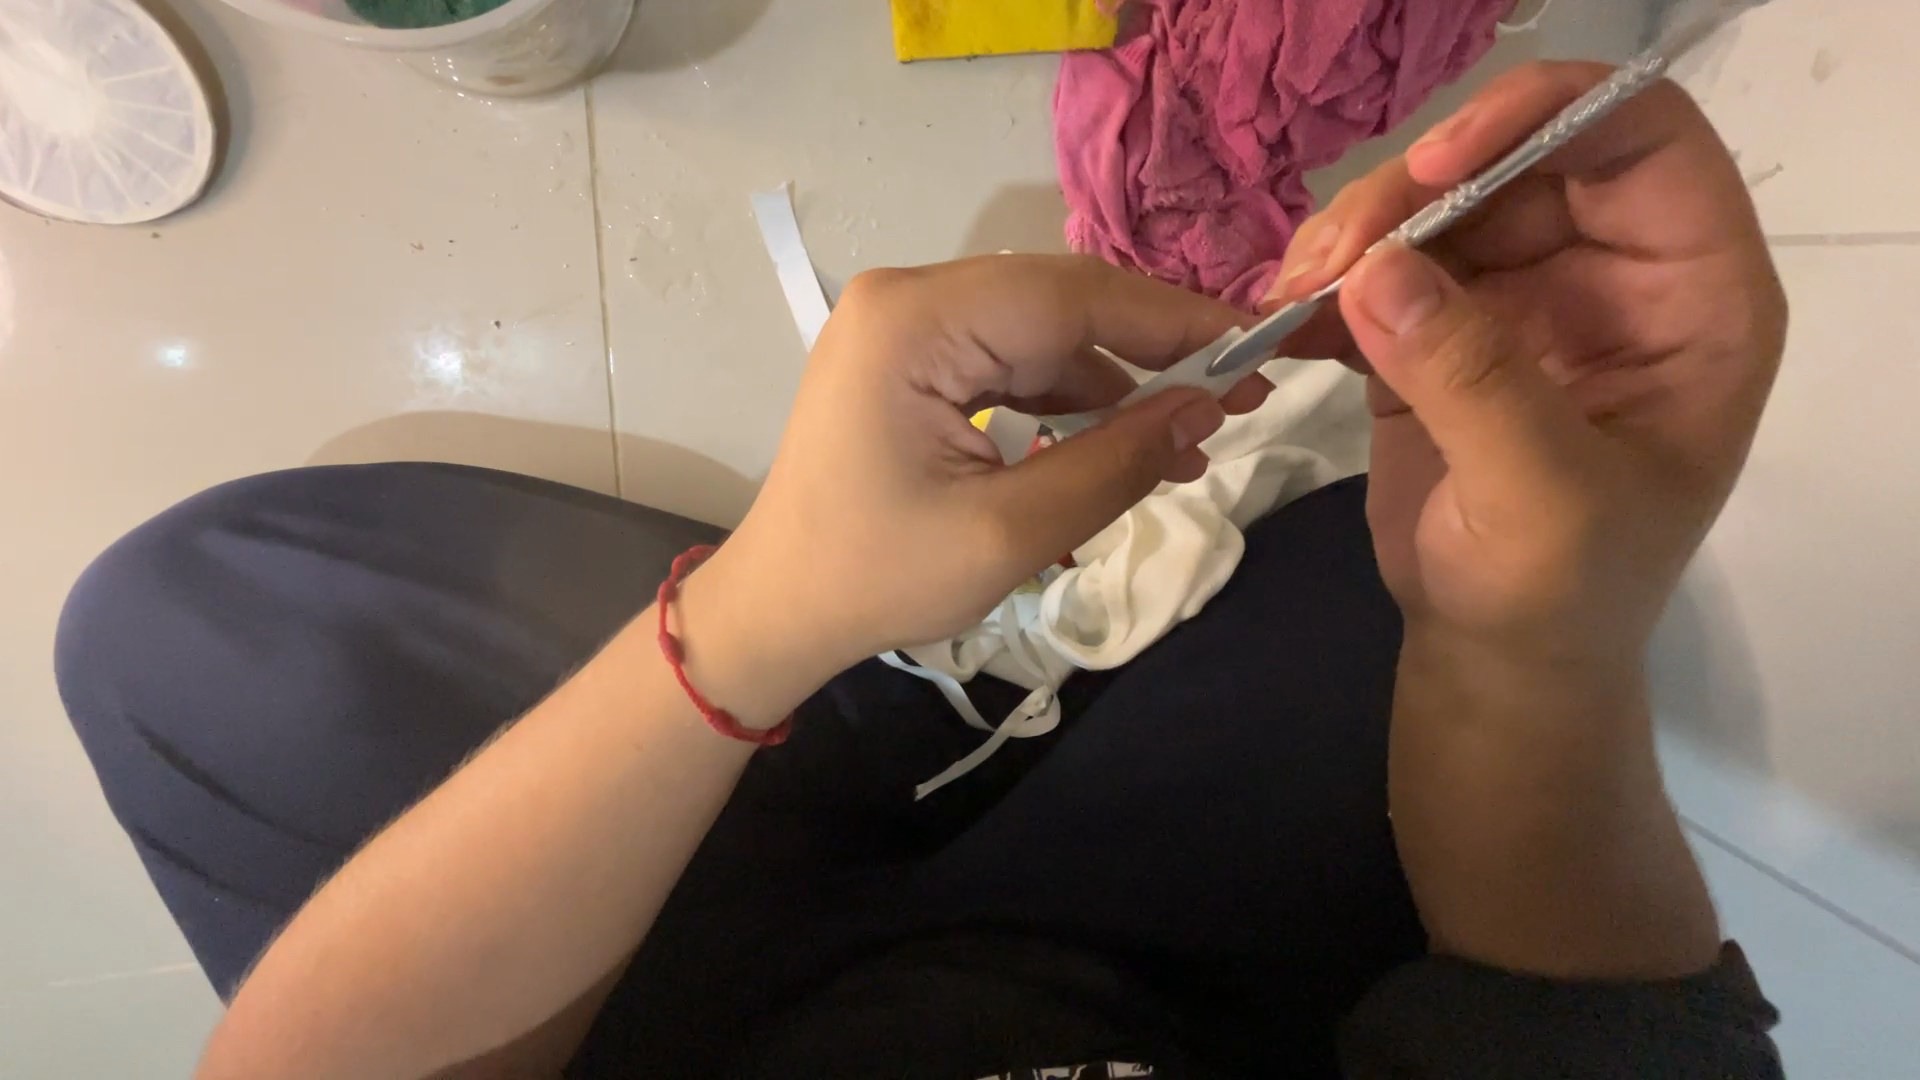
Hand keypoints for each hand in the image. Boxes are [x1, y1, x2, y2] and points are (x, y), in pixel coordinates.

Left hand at [696, 256, 1271, 688]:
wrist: (782, 609)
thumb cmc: (878, 579)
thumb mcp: (1009, 533)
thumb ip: (1115, 465)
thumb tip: (1205, 409)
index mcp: (913, 322)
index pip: (1071, 296)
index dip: (1172, 324)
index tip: (1255, 351)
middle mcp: (905, 301)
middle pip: (1055, 306)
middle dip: (1148, 355)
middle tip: (1231, 401)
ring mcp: (902, 330)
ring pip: (1037, 337)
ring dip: (1110, 386)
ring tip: (1182, 442)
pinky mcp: (908, 364)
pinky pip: (1005, 365)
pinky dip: (1062, 402)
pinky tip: (1111, 441)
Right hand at [1270, 62, 1787, 670]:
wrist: (1489, 644)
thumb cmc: (1553, 585)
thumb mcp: (1538, 491)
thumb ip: (1469, 377)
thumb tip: (1370, 269)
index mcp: (1678, 295)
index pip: (1630, 146)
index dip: (1534, 123)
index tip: (1422, 170)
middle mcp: (1592, 283)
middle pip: (1499, 176)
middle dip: (1399, 203)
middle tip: (1315, 268)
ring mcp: (1500, 314)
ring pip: (1420, 225)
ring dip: (1343, 248)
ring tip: (1282, 302)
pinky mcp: (1424, 350)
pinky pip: (1369, 289)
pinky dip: (1318, 298)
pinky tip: (1276, 327)